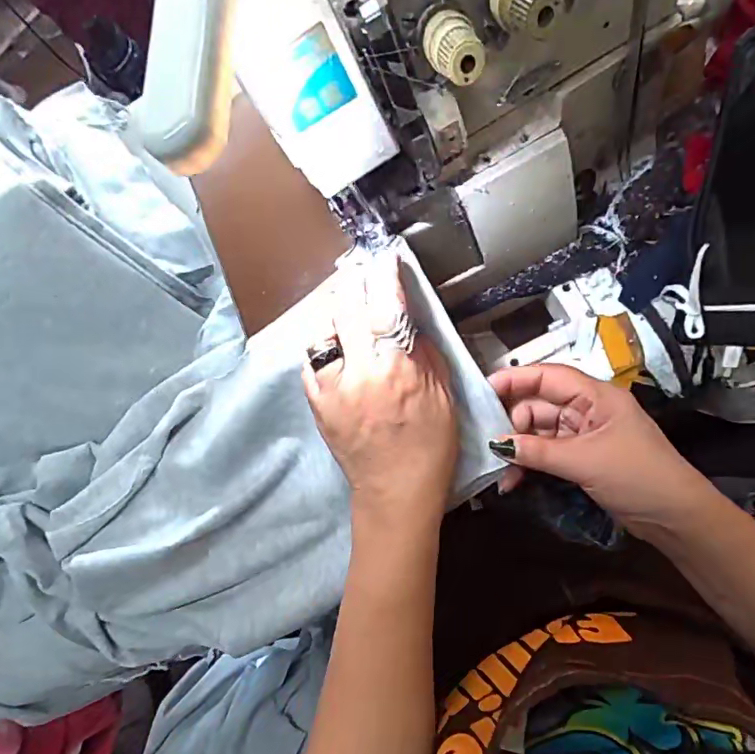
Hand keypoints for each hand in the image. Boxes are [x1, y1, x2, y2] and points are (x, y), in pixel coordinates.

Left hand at [302, 255, 458, 525]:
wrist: (394, 492)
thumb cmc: (428, 451)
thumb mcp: (443, 398)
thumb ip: (424, 355)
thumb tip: (410, 326)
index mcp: (396, 370)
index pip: (386, 308)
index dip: (385, 277)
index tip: (385, 260)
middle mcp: (359, 374)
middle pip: (347, 310)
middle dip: (354, 284)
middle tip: (360, 270)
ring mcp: (333, 389)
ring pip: (323, 332)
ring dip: (335, 312)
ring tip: (345, 302)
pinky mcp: (318, 405)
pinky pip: (311, 363)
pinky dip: (321, 346)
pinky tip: (332, 342)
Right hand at [487, 364, 717, 531]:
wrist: (674, 516)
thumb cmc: (637, 476)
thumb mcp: (584, 461)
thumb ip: (538, 451)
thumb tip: (498, 444)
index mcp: (596, 396)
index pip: (547, 376)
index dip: (514, 380)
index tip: (483, 391)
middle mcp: (587, 409)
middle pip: (538, 404)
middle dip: (512, 422)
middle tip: (488, 443)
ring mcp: (584, 434)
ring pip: (538, 432)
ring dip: (518, 449)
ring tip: (499, 469)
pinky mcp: (581, 457)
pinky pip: (546, 453)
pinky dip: (530, 464)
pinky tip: (512, 480)